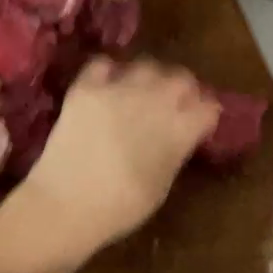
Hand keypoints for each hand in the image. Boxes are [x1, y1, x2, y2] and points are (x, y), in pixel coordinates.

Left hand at [10, 58, 218, 265]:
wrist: (64, 204)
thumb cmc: (119, 208)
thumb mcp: (162, 186)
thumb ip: (175, 151)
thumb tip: (181, 134)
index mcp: (178, 130)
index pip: (208, 107)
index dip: (206, 112)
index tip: (201, 119)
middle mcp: (153, 101)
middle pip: (181, 78)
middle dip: (183, 89)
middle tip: (174, 103)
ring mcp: (117, 89)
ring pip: (146, 66)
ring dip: (150, 78)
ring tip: (142, 93)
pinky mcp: (86, 87)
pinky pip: (102, 64)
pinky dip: (109, 72)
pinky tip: (108, 86)